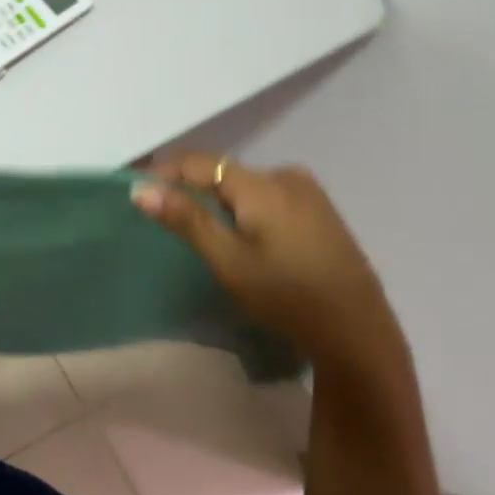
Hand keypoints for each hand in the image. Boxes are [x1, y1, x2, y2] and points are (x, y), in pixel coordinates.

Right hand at [133, 153, 404, 371]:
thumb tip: (140, 189)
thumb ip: (185, 220)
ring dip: (218, 202)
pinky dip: (245, 210)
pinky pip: (267, 198)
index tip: (137, 192)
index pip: (199, 162)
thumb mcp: (227, 261)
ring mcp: (309, 193)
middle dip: (191, 190)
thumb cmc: (286, 296)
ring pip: (246, 186)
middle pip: (223, 173)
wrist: (357, 331)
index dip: (164, 172)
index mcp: (263, 184)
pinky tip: (240, 238)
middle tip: (165, 220)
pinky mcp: (320, 212)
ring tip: (199, 232)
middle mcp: (287, 177)